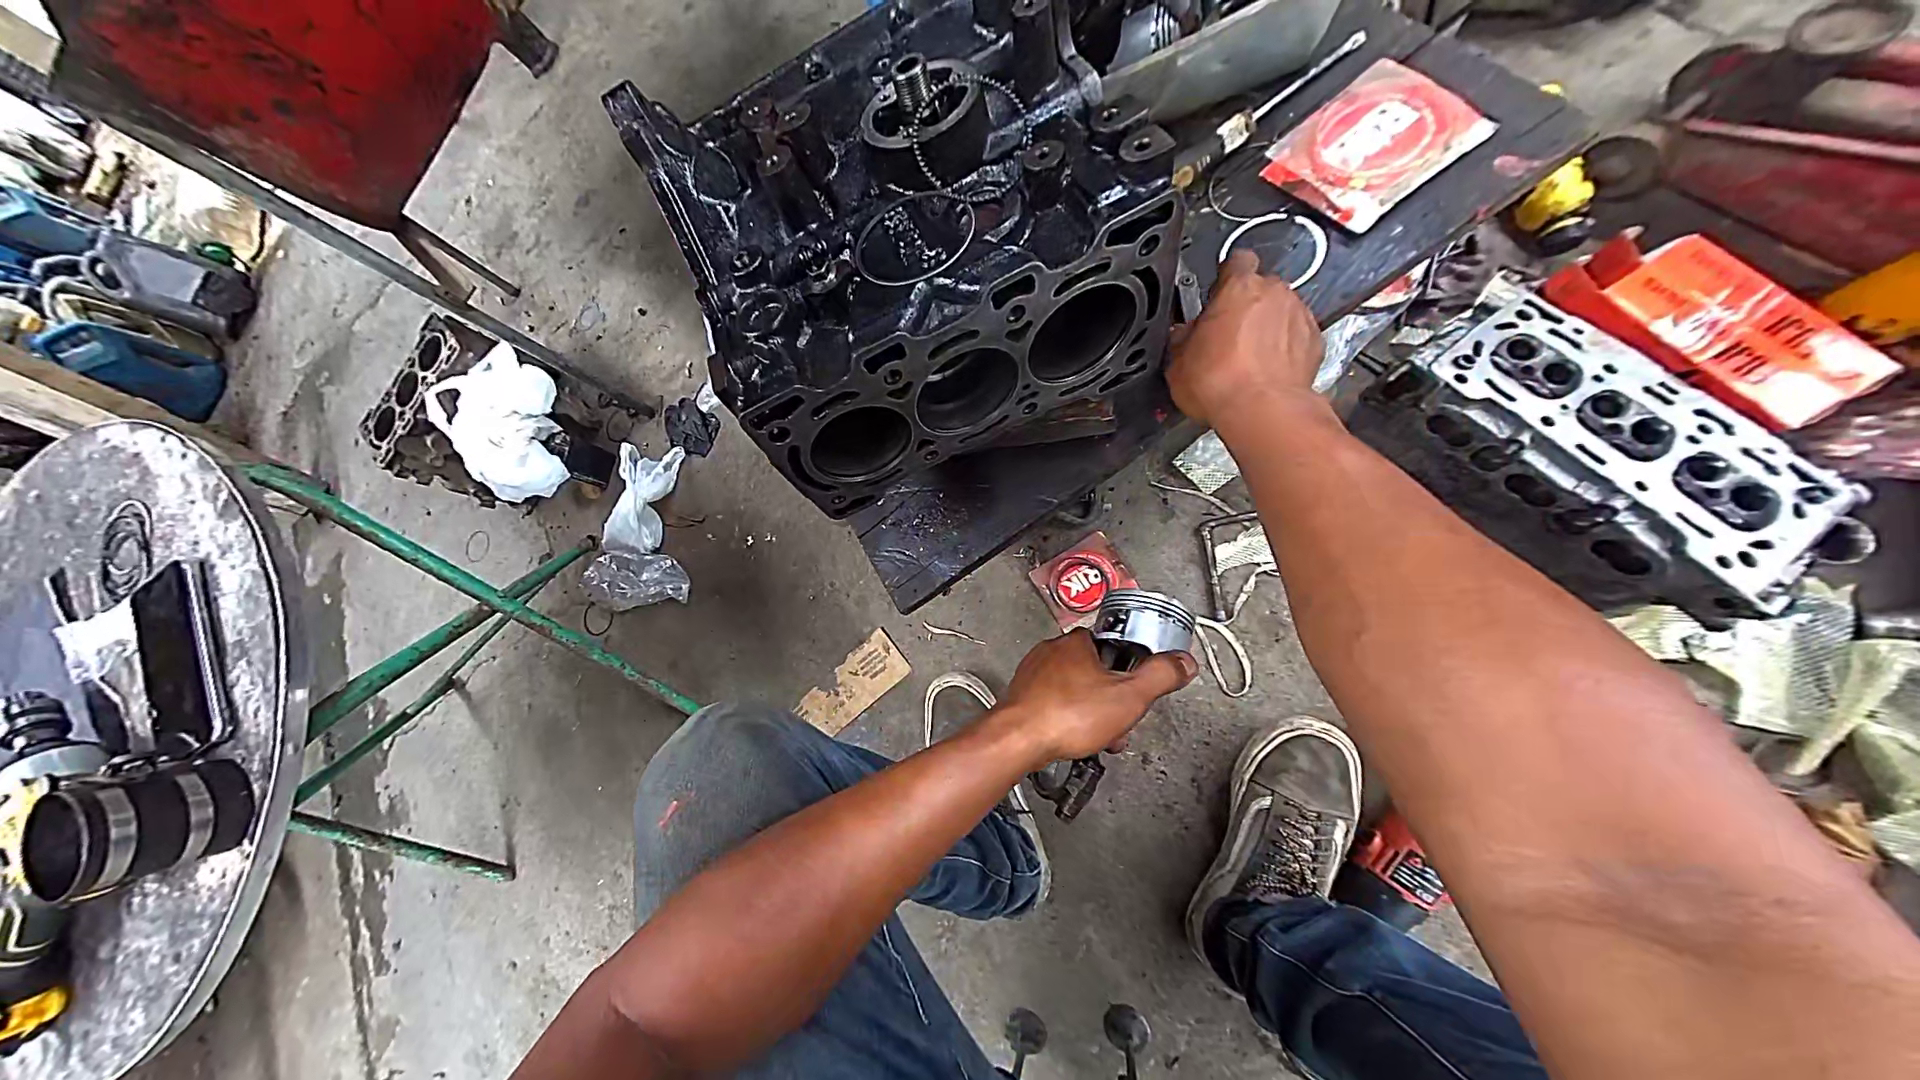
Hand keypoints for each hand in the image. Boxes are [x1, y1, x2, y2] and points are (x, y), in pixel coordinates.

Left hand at [988, 629, 1195, 764]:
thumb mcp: (1129, 697)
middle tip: (1115, 720)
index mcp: (1078, 642)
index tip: (1133, 688)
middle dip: (1110, 699)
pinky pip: (1055, 704)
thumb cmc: (1063, 716)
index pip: (1113, 644)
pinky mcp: (1023, 696)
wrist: (1017, 740)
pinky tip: (1072, 737)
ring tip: (1095, 735)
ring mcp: (1035, 674)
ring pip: (1075, 690)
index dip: (1129, 670)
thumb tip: (1182, 662)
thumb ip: (1160, 676)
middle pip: (1095, 671)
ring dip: (1090, 712)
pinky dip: (1067, 720)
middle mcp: (1052, 652)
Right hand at [1165, 250, 1323, 427]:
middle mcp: (1274, 293)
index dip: (1225, 276)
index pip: (1236, 260)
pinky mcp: (1315, 341)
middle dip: (1243, 308)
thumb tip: (1181, 336)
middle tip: (1224, 338)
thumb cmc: (1223, 383)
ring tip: (1245, 361)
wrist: (1263, 411)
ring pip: (1279, 312)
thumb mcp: (1177, 362)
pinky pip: (1296, 337)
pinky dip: (1284, 350)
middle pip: (1259, 289)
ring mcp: (1298, 315)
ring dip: (1265, 329)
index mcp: (1238, 287)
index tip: (1216, 295)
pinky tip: (1264, 372)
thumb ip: (1181, 338)